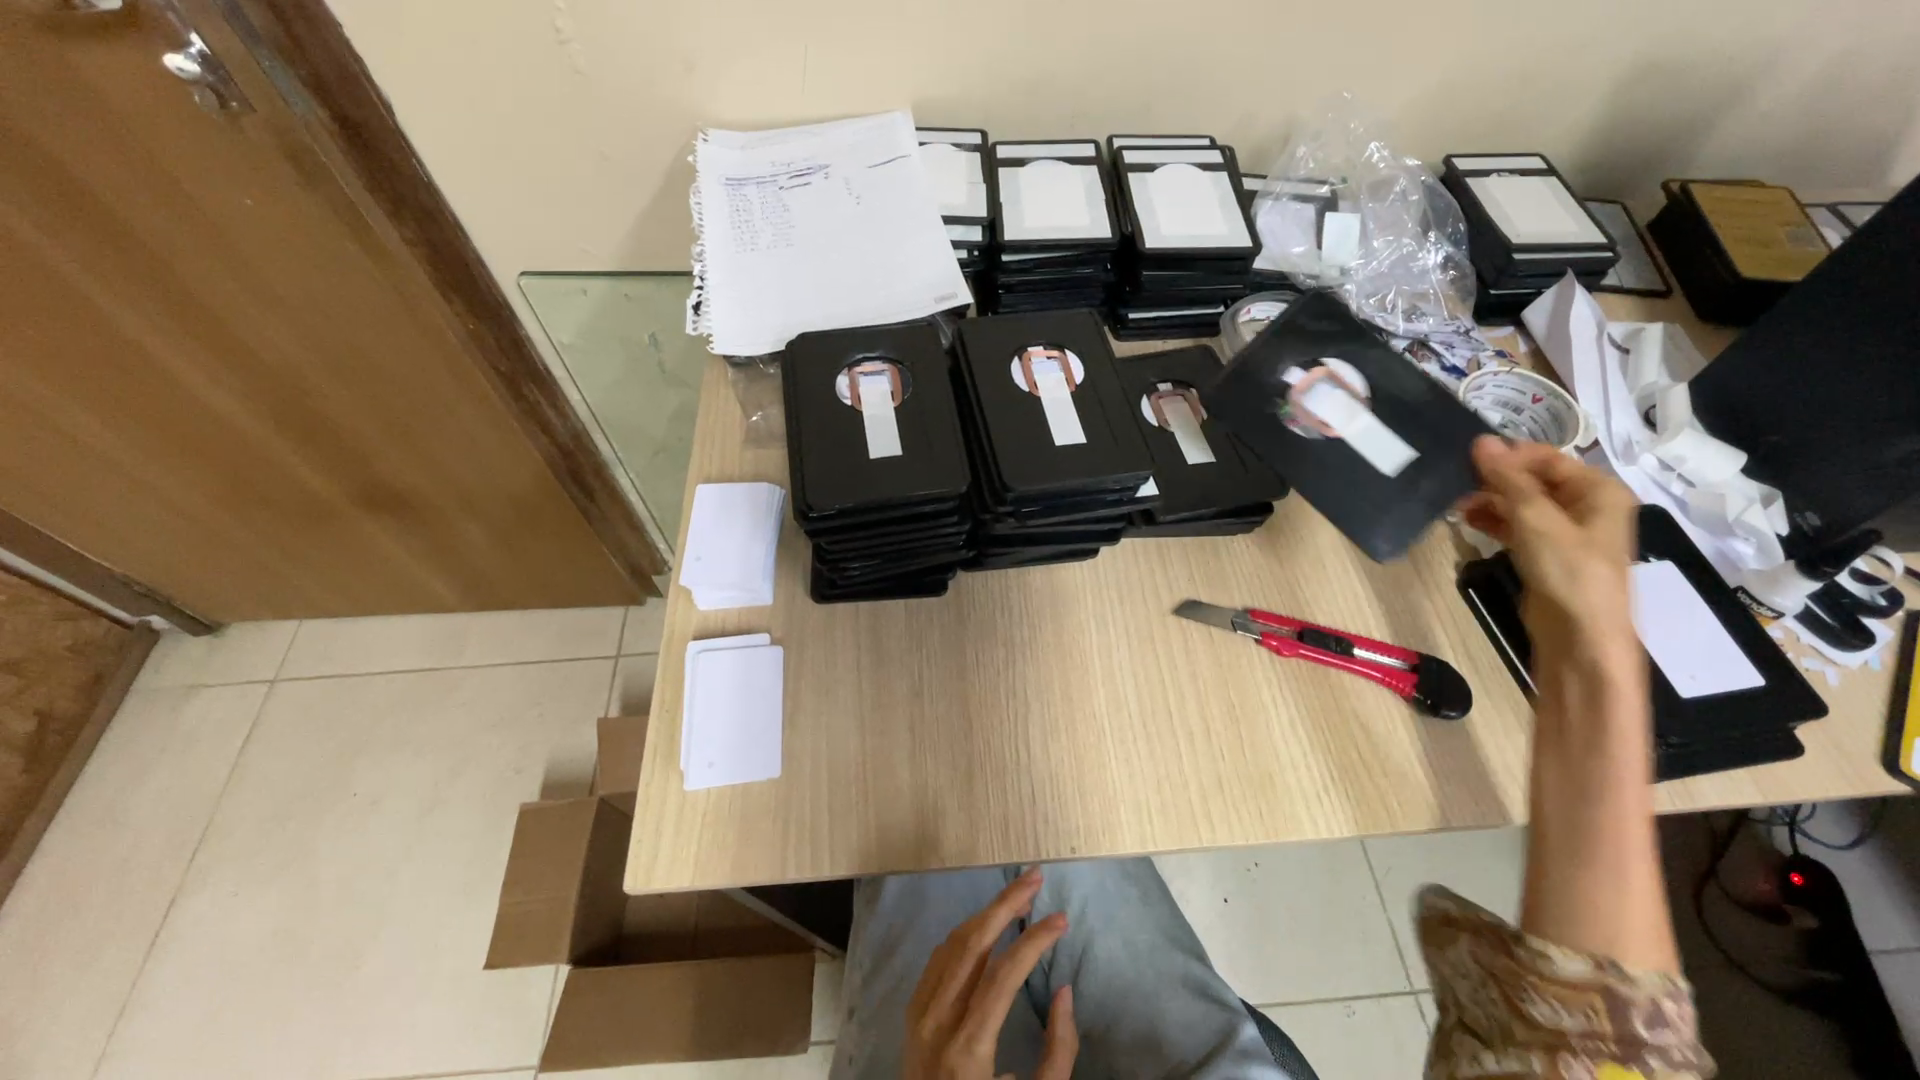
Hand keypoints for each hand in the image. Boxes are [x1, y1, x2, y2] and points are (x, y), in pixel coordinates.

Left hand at [904, 868, 1077, 1079]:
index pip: (1003, 973)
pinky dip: (964, 936)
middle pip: (971, 944)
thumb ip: (1057, 1052)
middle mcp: (936, 1023)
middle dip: (1005, 905)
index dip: (1035, 940)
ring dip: (985, 914)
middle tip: (1035, 878)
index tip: (1062, 919)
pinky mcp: (912, 1016)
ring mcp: (918, 1017)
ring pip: (950, 945)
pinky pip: (937, 962)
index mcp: (968, 1049)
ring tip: (1017, 896)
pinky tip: (984, 927)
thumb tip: (1064, 991)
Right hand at [1458, 436, 1638, 669]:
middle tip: (1455, 484)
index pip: (1547, 458)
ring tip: (1456, 507)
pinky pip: (1518, 526)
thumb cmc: (1569, 572)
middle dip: (1495, 481)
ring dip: (1490, 501)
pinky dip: (1495, 521)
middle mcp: (1586, 505)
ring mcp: (1566, 531)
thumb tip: (1481, 440)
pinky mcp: (1547, 554)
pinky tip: (1468, 521)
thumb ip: (1508, 480)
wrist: (1579, 636)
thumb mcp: (1536, 521)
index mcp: (1598, 490)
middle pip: (1533, 480)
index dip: (1508, 456)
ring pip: (1522, 504)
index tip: (1465, 459)